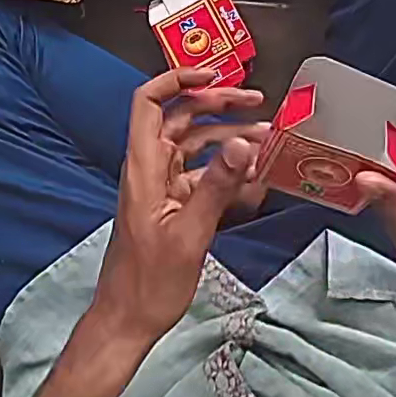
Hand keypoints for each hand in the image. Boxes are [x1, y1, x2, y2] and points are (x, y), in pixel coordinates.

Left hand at [91, 68, 264, 346]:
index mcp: (144, 164)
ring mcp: (164, 183)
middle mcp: (152, 166)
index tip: (214, 75)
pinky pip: (203, 173)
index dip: (177, 79)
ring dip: (230, 138)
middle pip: (183, 118)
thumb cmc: (149, 282)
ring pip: (198, 145)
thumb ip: (218, 185)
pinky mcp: (175, 202)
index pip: (149, 101)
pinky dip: (227, 170)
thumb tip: (244, 142)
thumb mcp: (189, 232)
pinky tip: (255, 176)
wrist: (128, 321)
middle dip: (220, 105)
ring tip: (267, 138)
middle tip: (256, 102)